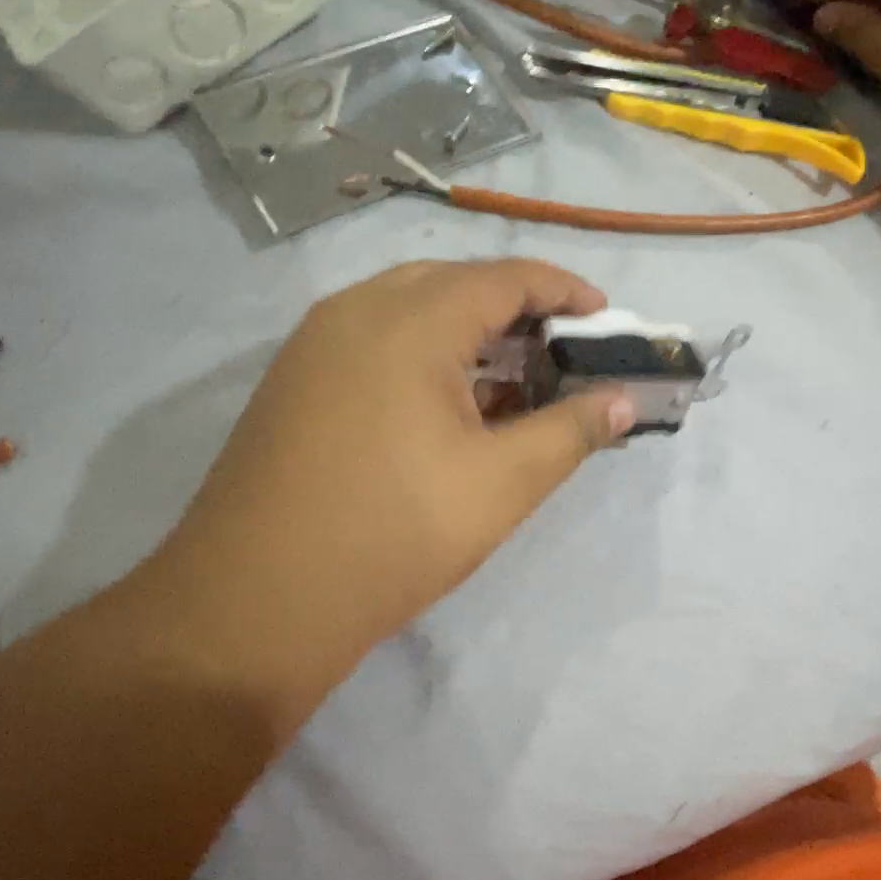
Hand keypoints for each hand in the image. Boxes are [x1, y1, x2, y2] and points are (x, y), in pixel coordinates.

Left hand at [133, 260, 633, 720]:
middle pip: (455, 284)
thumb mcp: (501, 485)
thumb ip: (571, 432)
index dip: (564, 289)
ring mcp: (315, 346)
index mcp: (410, 322)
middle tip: (562, 350)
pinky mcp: (295, 383)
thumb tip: (624, 400)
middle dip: (517, 309)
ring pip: (410, 311)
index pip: (504, 277)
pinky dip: (425, 356)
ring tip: (515, 380)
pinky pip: (375, 342)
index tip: (606, 316)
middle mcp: (356, 312)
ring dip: (469, 333)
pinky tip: (451, 408)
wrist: (256, 602)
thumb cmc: (393, 534)